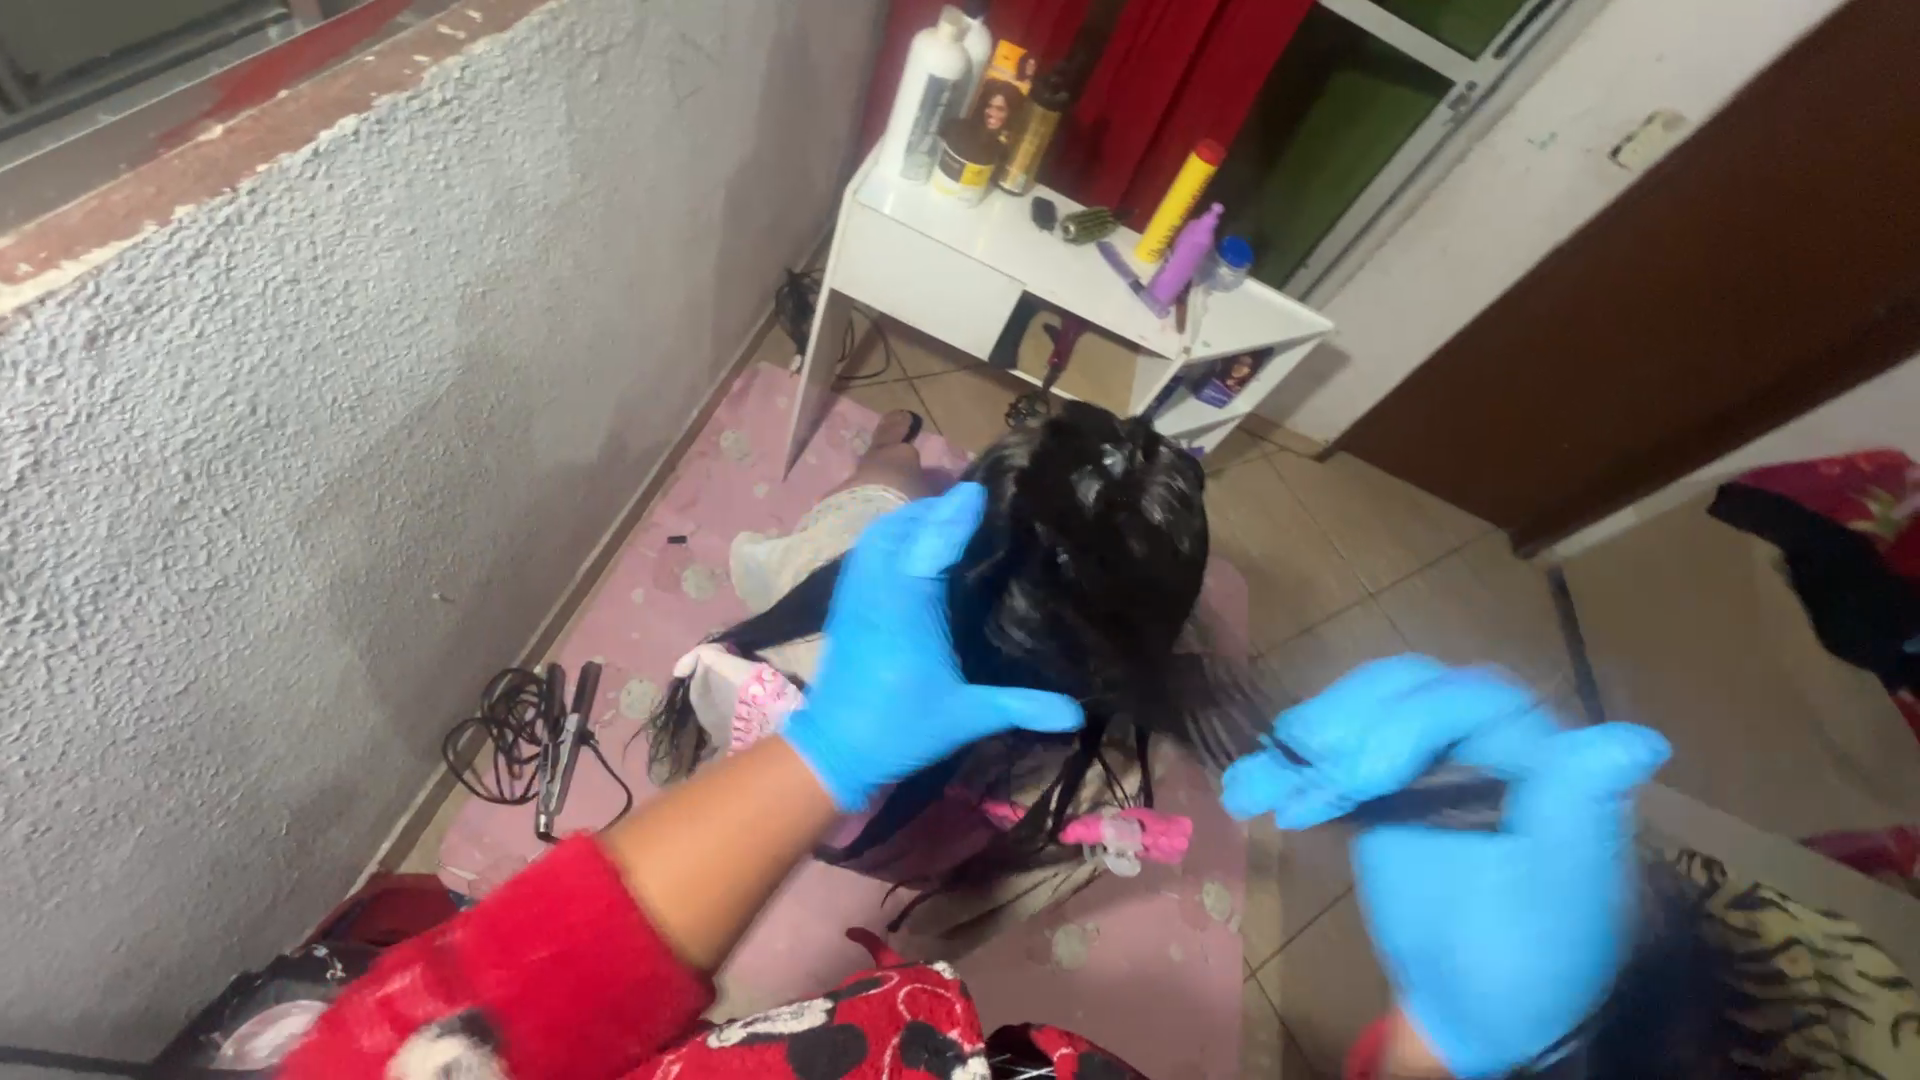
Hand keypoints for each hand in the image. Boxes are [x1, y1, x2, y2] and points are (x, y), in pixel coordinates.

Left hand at [781, 482, 1084, 810]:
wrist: (834, 749)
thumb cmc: (900, 730)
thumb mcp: (966, 717)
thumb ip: (1020, 706)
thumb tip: (1077, 714)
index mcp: (907, 610)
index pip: (930, 546)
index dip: (955, 515)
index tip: (980, 490)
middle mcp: (878, 591)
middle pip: (902, 528)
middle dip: (936, 508)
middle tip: (976, 503)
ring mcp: (856, 594)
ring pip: (880, 534)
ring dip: (912, 518)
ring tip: (948, 516)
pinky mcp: (846, 602)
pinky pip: (867, 550)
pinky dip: (892, 535)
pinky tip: (914, 544)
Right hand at [1221, 656, 1669, 1077]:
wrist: (1469, 1006)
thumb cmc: (1524, 960)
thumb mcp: (1557, 889)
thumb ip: (1573, 805)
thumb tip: (1637, 739)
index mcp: (1535, 757)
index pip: (1468, 699)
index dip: (1408, 722)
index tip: (1360, 779)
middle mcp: (1476, 741)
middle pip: (1401, 688)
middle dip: (1345, 718)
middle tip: (1303, 762)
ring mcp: (1418, 758)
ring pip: (1354, 710)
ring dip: (1305, 742)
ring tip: (1263, 787)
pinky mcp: (1375, 782)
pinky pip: (1324, 755)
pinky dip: (1281, 769)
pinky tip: (1246, 790)